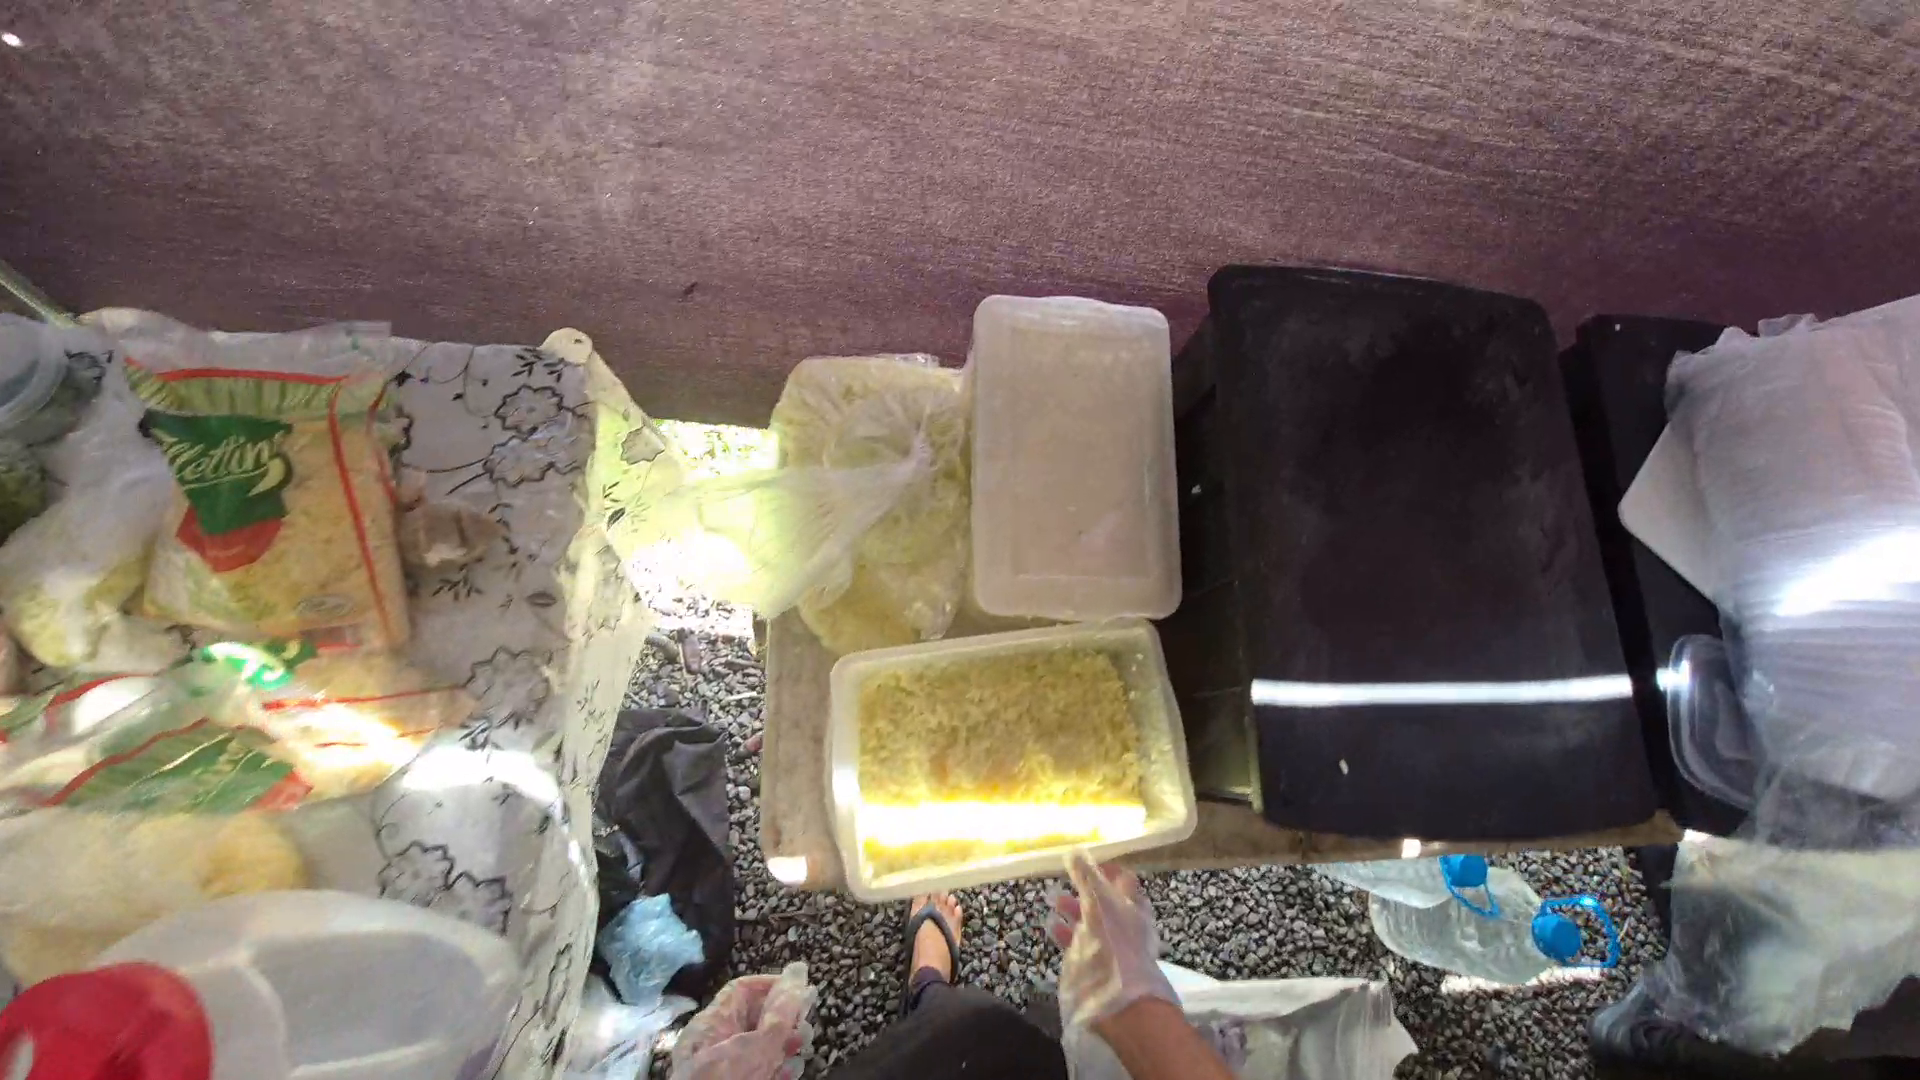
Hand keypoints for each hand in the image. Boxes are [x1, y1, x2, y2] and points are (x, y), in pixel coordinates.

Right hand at [1047, 850, 1177, 1035]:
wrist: (1115, 997)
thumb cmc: (1112, 940)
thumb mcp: (1099, 900)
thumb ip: (1086, 876)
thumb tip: (1075, 851)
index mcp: (1133, 906)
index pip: (1123, 880)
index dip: (1106, 869)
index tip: (1086, 861)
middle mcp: (1123, 925)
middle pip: (1104, 901)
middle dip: (1084, 889)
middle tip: (1065, 879)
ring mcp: (1108, 946)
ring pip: (1090, 922)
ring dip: (1073, 909)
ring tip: (1054, 900)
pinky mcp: (1093, 965)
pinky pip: (1078, 943)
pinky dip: (1065, 933)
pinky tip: (1052, 926)